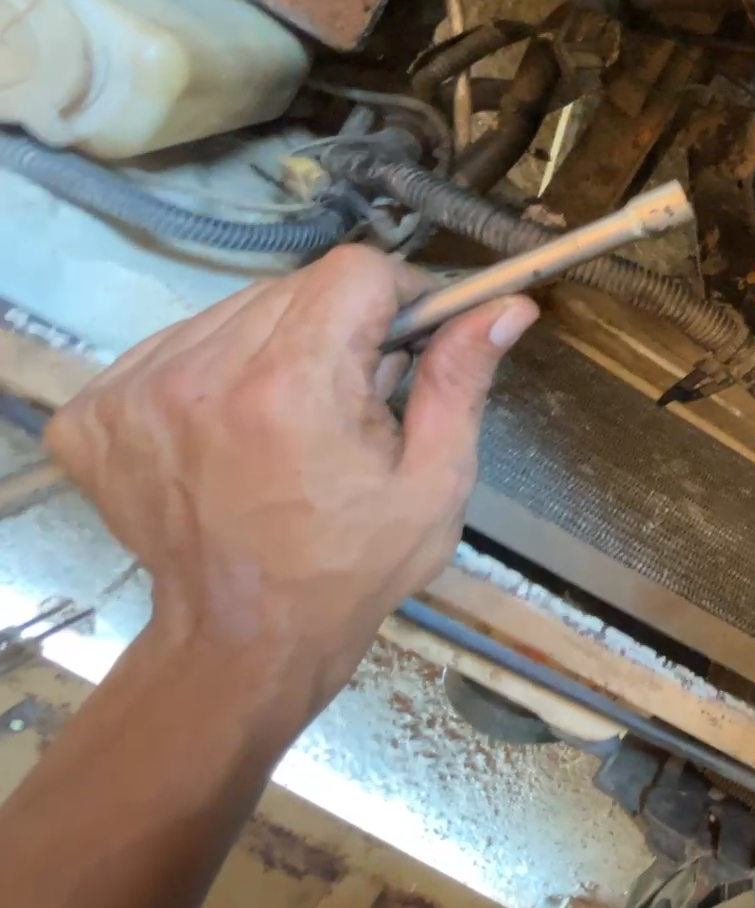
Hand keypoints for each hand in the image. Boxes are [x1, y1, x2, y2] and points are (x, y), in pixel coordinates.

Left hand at [46, 246, 537, 712]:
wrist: (248, 634)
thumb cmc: (362, 560)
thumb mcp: (438, 475)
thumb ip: (462, 379)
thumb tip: (509, 310)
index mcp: (292, 390)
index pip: (354, 273)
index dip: (405, 293)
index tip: (424, 337)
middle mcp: (198, 374)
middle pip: (298, 287)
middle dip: (353, 323)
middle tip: (375, 390)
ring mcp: (130, 392)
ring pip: (239, 309)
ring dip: (292, 340)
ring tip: (312, 411)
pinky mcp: (92, 411)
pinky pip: (181, 343)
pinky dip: (231, 364)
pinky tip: (251, 419)